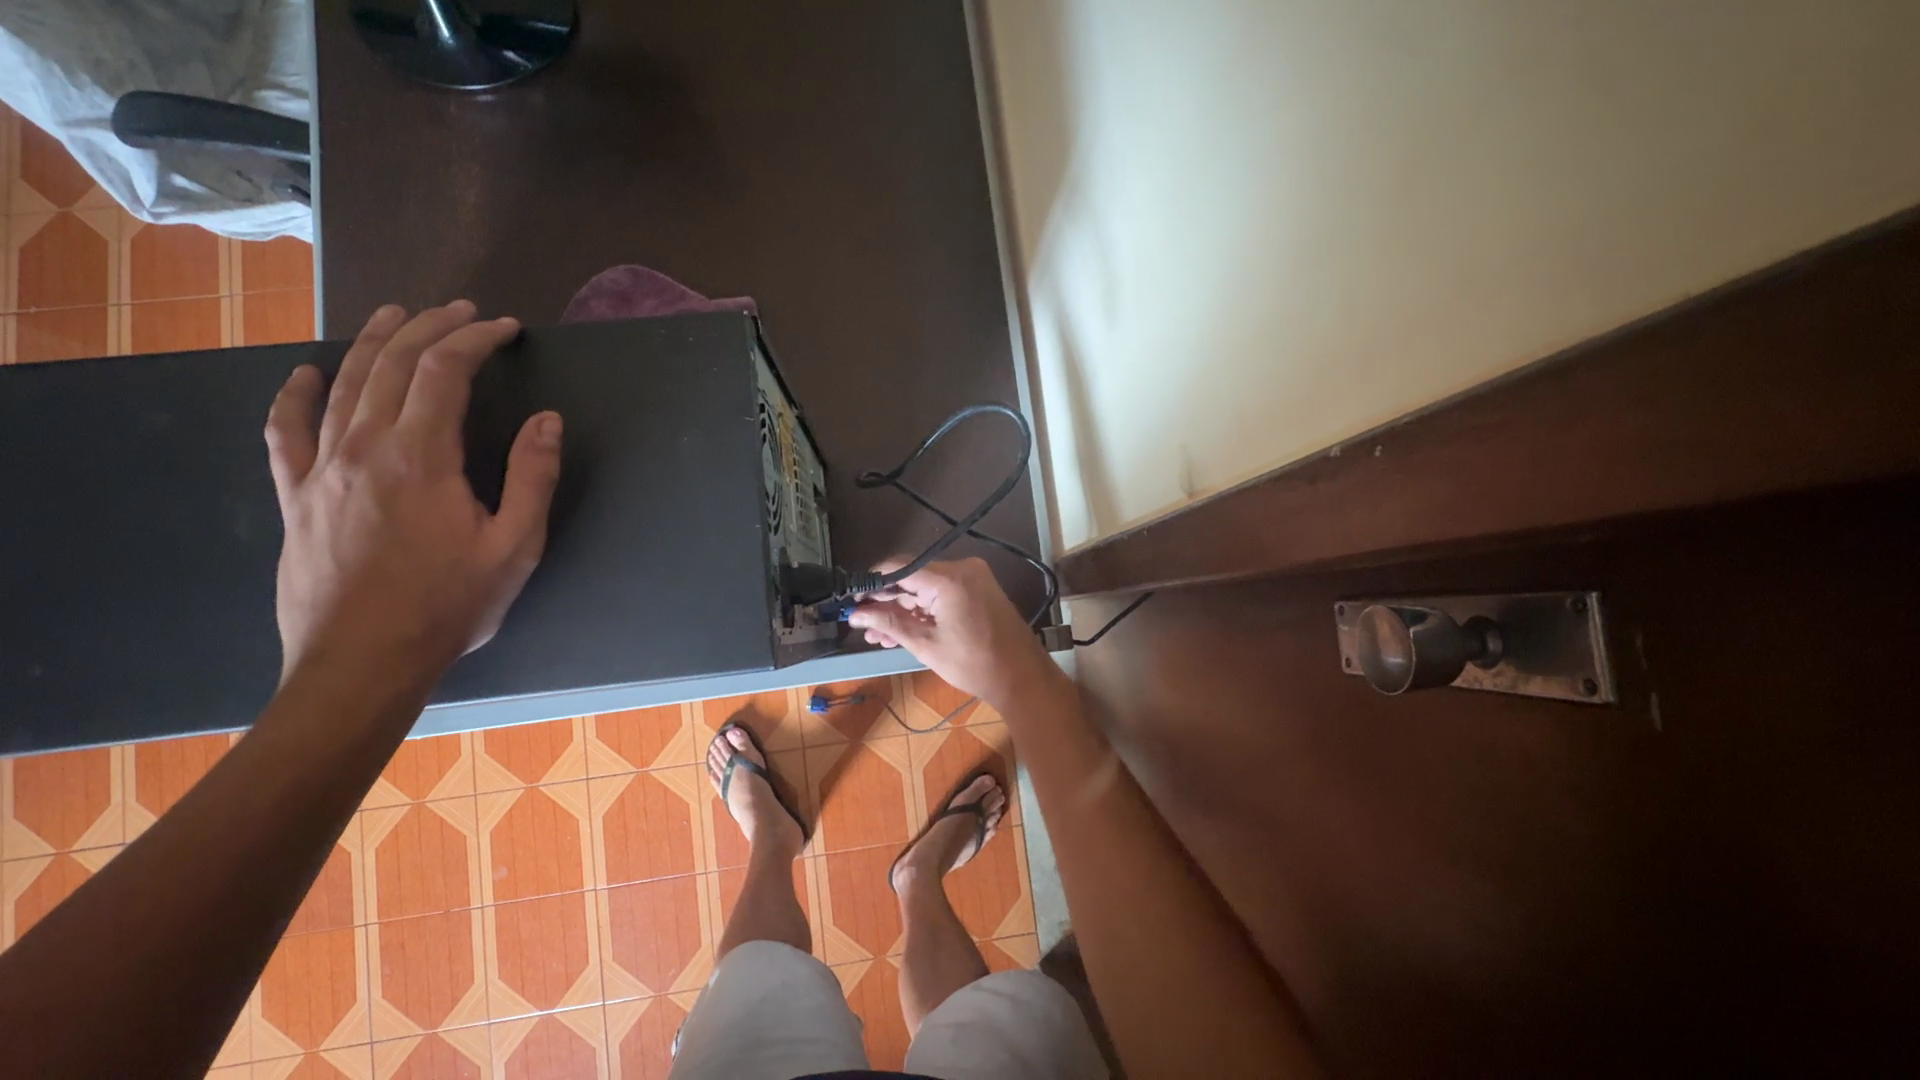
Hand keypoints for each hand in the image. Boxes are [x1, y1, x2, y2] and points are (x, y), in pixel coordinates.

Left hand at [265, 301, 561, 681]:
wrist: (362, 662)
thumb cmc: (448, 607)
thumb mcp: (514, 548)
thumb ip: (533, 478)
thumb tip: (547, 420)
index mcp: (420, 457)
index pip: (444, 371)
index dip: (475, 339)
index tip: (506, 330)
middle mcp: (363, 448)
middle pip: (391, 364)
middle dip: (430, 327)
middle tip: (462, 312)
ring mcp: (320, 469)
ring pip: (343, 385)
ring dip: (373, 342)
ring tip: (396, 314)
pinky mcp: (296, 496)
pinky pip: (286, 431)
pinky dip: (296, 395)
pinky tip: (307, 374)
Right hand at [846, 557, 1059, 707]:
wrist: (1022, 678)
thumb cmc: (974, 664)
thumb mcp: (925, 645)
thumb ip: (889, 623)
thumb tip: (855, 615)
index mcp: (948, 579)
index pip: (898, 567)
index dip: (871, 582)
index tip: (852, 599)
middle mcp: (962, 568)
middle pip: (912, 576)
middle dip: (886, 600)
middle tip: (862, 623)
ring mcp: (973, 578)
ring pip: (925, 587)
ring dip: (903, 608)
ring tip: (878, 635)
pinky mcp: (978, 589)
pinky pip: (942, 593)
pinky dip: (924, 609)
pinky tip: (903, 630)